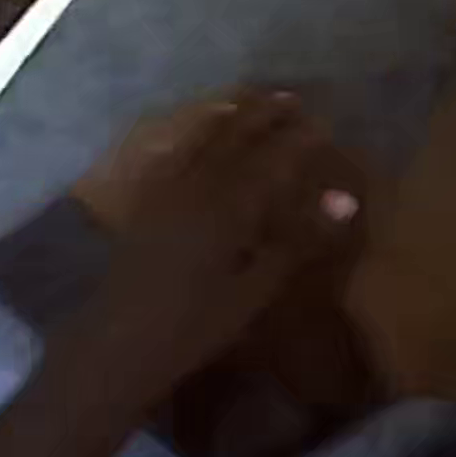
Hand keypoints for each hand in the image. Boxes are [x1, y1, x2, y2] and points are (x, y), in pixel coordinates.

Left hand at [57, 89, 361, 410]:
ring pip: (196, 144)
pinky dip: (183, 139)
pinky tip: (189, 136)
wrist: (108, 357)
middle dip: (263, 117)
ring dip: (226, 119)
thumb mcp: (257, 286)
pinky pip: (165, 160)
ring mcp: (161, 197)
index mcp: (226, 208)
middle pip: (233, 141)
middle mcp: (193, 191)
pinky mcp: (141, 210)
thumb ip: (301, 238)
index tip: (325, 125)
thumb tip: (347, 199)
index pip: (271, 160)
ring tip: (246, 100)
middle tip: (291, 99)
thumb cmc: (194, 325)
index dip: (299, 140)